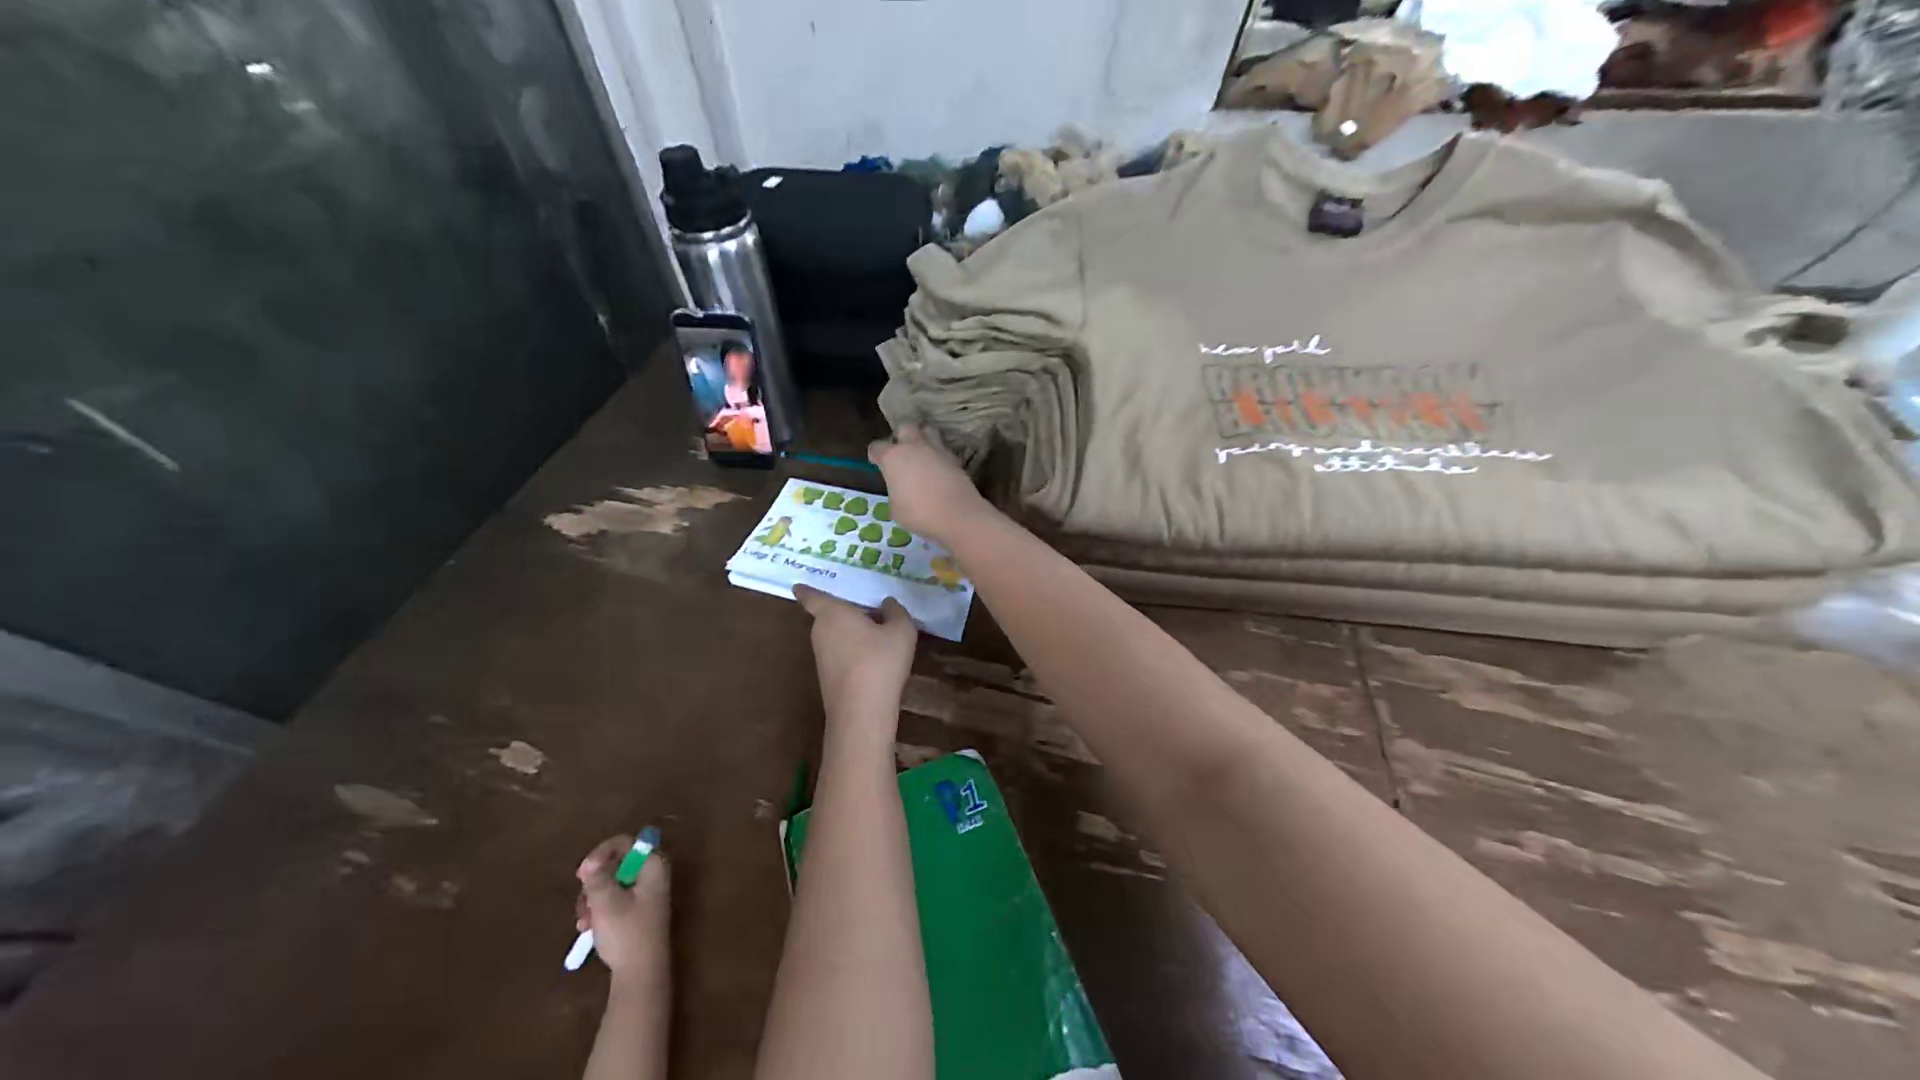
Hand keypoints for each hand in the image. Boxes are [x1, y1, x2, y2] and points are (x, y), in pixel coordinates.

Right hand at [576, 832, 670, 984]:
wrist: (641, 972)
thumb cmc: (627, 933)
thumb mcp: (606, 903)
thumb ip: (598, 877)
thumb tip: (590, 861)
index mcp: (653, 865)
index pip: (626, 843)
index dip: (602, 852)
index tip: (583, 871)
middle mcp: (652, 874)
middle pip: (616, 863)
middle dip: (594, 883)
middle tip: (583, 902)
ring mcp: (645, 892)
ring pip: (611, 883)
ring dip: (593, 899)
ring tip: (584, 921)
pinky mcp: (637, 910)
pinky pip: (614, 899)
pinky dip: (599, 909)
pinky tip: (587, 927)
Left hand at [793, 585, 917, 733]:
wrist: (862, 711)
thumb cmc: (879, 661)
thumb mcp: (901, 631)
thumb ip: (896, 611)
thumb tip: (887, 604)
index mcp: (832, 613)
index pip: (813, 597)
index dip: (806, 590)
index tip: (797, 585)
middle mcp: (821, 632)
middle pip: (830, 615)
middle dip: (846, 612)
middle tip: (870, 609)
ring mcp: (821, 657)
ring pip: (837, 635)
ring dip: (853, 633)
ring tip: (881, 635)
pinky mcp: (827, 677)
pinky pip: (841, 654)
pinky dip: (854, 652)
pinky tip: (876, 660)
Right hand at [867, 425, 992, 546]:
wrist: (957, 514)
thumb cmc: (918, 512)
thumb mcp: (896, 508)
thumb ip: (895, 491)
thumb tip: (901, 488)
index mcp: (892, 457)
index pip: (877, 447)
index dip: (875, 455)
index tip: (877, 463)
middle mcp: (914, 446)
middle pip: (906, 427)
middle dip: (902, 435)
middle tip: (902, 450)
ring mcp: (937, 449)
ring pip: (929, 431)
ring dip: (924, 437)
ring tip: (923, 453)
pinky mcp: (955, 458)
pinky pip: (943, 449)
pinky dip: (939, 455)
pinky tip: (939, 468)